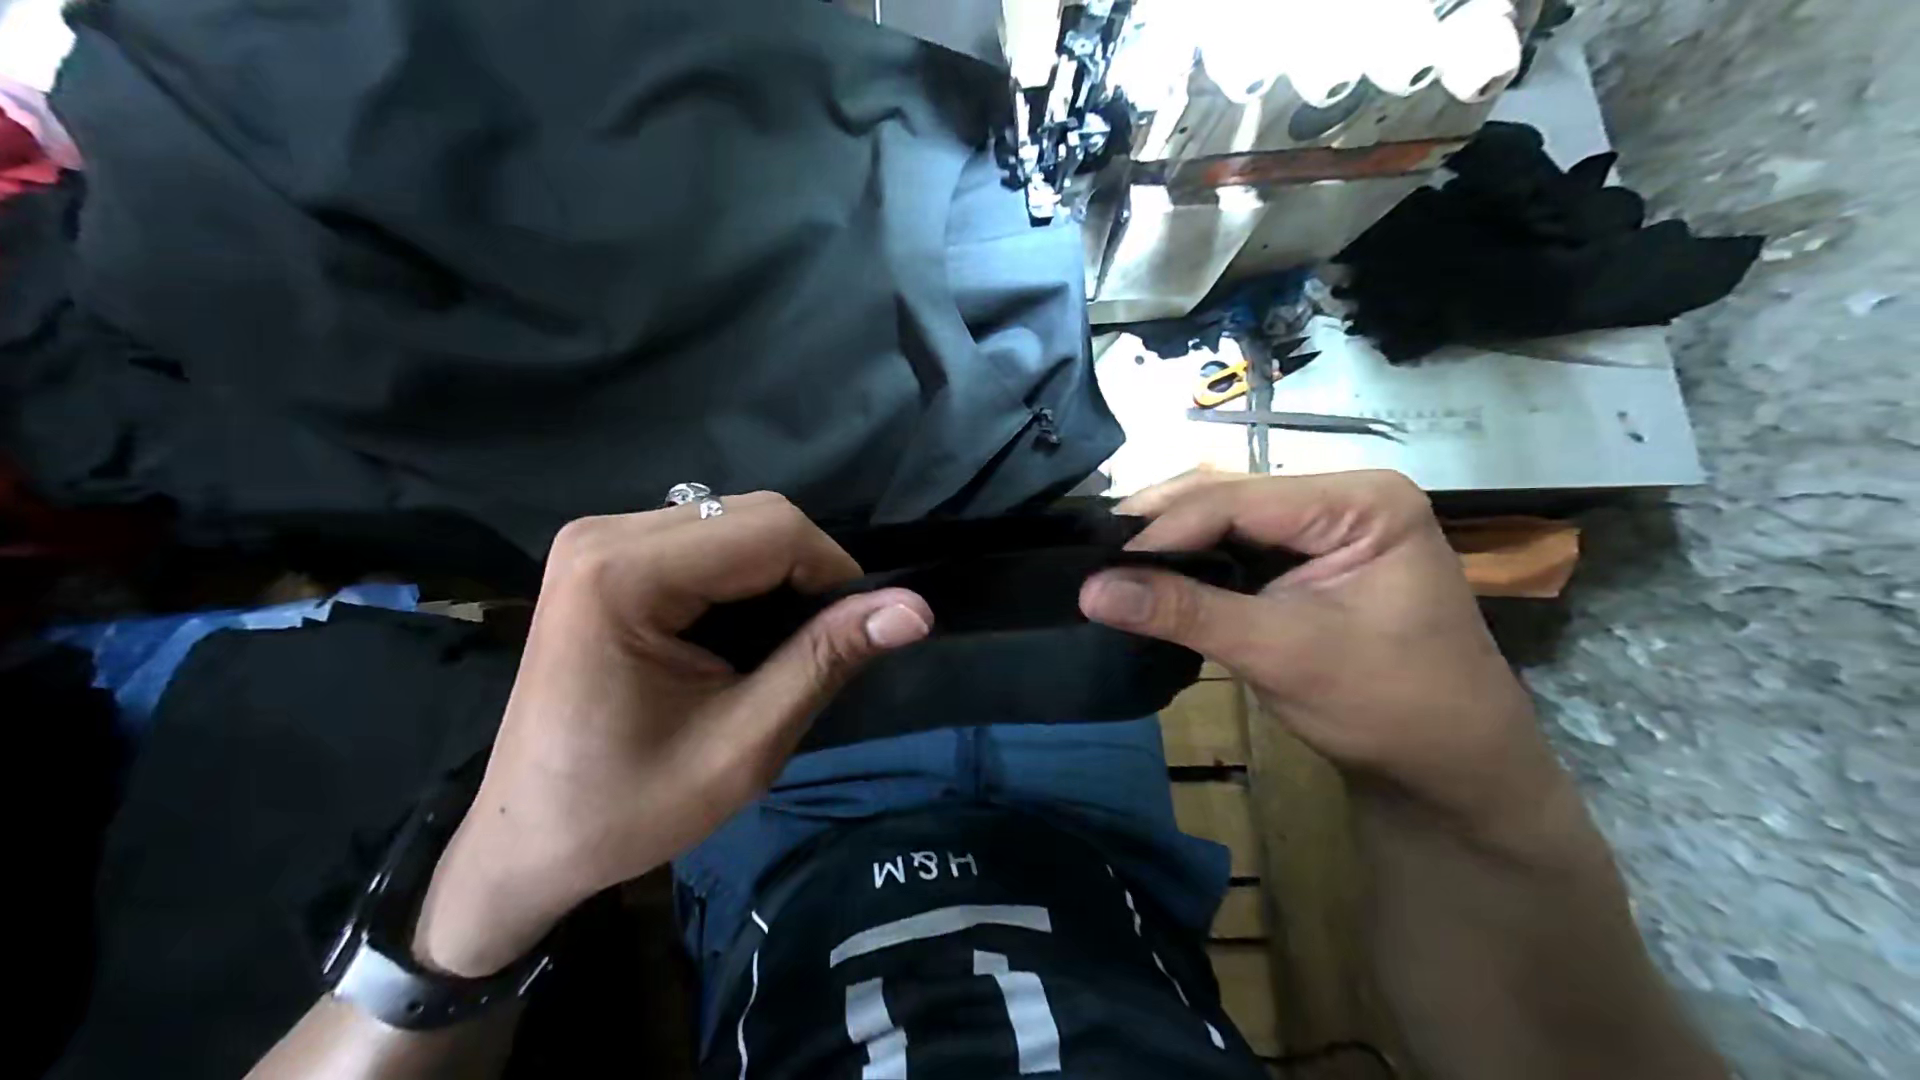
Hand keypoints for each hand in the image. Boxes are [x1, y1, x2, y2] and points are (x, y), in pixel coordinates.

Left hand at [414, 493, 932, 975]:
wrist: (527, 843)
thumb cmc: (628, 808)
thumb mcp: (746, 745)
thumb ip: (828, 659)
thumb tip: (918, 608)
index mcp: (624, 575)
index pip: (774, 529)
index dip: (834, 575)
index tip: (848, 639)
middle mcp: (605, 534)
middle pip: (755, 514)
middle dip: (806, 573)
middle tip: (810, 649)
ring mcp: (597, 538)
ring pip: (736, 520)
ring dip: (776, 574)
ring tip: (772, 647)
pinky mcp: (602, 553)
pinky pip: (706, 536)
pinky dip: (743, 575)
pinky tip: (734, 629)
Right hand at [1079, 471, 1568, 844]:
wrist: (1449, 769)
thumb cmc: (1389, 707)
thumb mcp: (1281, 653)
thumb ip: (1185, 613)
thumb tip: (1089, 591)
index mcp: (1361, 499)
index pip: (1235, 500)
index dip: (1161, 532)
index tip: (1097, 568)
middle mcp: (1342, 495)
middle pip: (1226, 496)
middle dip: (1158, 528)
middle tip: (1092, 558)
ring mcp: (1325, 522)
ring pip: (1222, 515)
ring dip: (1167, 541)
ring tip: (1110, 564)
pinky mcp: (1307, 553)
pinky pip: (1233, 541)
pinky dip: (1189, 559)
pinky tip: (1150, 573)